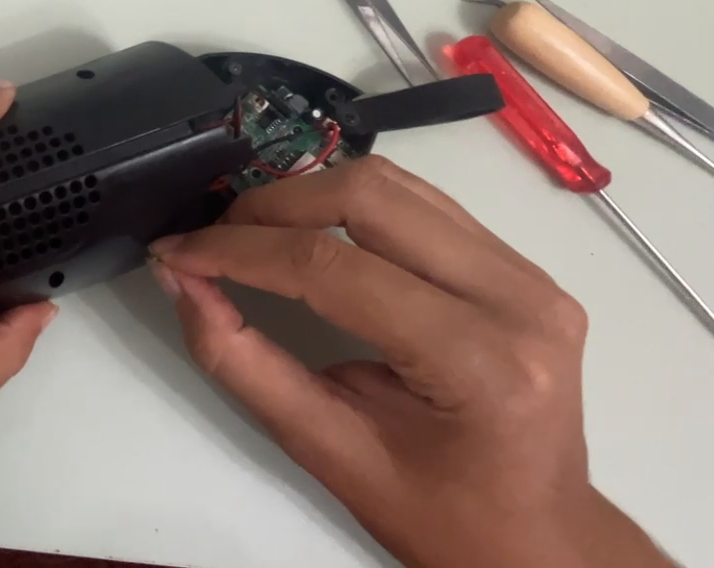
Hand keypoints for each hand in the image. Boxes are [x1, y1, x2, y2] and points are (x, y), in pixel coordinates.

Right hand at [148, 157, 670, 567]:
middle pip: (363, 196)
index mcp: (479, 363)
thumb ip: (237, 358)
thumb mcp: (321, 447)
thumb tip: (178, 278)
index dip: (237, 250)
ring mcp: (524, 270)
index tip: (175, 252)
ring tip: (252, 233)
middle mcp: (516, 298)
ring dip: (301, 195)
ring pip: (386, 181)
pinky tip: (306, 232)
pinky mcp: (515, 260)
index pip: (331, 268)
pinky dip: (339, 200)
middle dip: (268, 207)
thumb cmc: (433, 511)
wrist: (538, 535)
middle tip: (214, 240)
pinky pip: (409, 196)